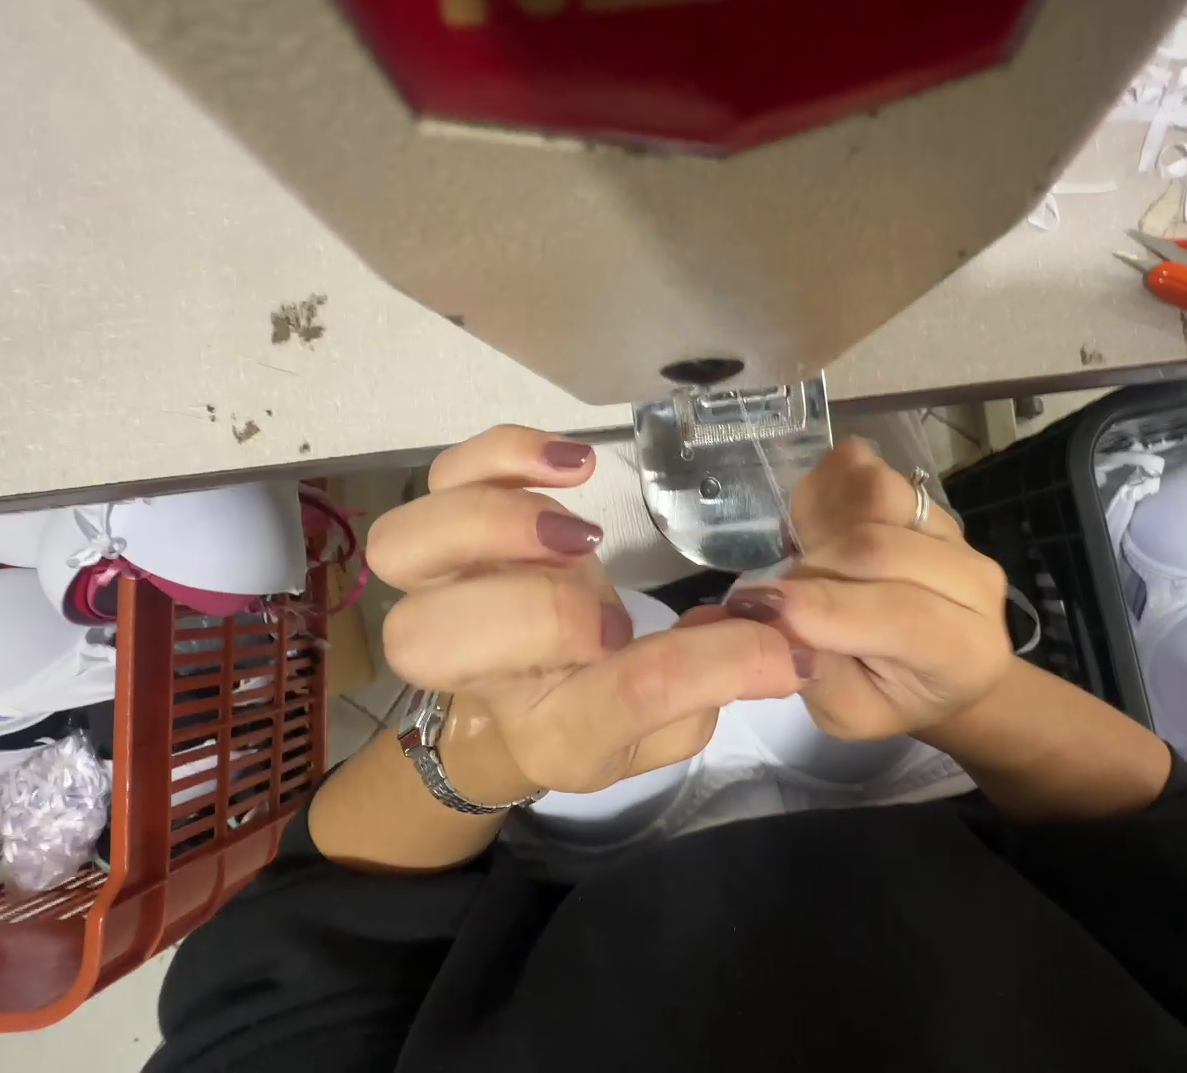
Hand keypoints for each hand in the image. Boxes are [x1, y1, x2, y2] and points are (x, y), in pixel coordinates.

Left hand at [368, 426, 808, 801]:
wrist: (520, 701)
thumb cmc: (598, 712)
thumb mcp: (668, 725)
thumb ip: (714, 685)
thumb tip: (781, 639)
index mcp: (550, 729)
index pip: (620, 701)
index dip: (707, 666)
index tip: (774, 644)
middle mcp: (478, 670)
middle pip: (435, 643)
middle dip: (538, 612)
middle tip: (610, 604)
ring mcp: (452, 591)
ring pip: (405, 549)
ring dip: (495, 526)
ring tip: (581, 531)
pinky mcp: (455, 530)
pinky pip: (443, 477)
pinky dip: (500, 457)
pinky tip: (572, 465)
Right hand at [724, 439, 1011, 740]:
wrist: (938, 665)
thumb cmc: (893, 696)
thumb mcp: (852, 714)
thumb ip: (819, 677)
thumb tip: (773, 620)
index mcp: (965, 649)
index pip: (901, 616)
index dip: (824, 606)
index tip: (758, 604)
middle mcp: (975, 581)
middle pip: (879, 549)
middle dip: (808, 568)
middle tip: (768, 594)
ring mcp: (952, 530)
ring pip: (875, 496)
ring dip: (818, 520)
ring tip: (797, 553)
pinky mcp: (926, 497)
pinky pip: (867, 472)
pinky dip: (827, 487)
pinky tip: (814, 523)